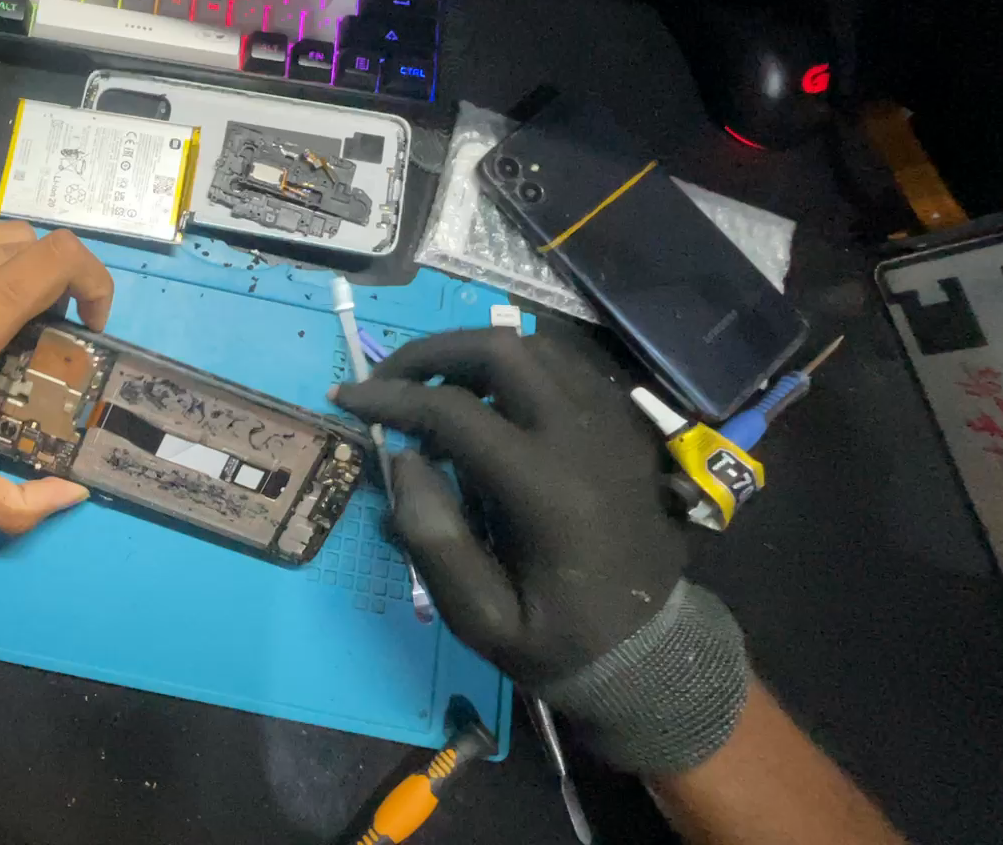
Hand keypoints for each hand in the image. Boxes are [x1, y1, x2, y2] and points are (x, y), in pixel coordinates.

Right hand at [335, 328, 750, 774]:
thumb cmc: (558, 640)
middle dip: (428, 355)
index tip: (346, 400)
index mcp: (547, 489)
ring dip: (470, 356)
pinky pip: (561, 366)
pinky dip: (511, 368)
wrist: (655, 654)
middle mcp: (583, 439)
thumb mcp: (480, 618)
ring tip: (432, 392)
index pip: (453, 411)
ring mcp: (611, 425)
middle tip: (387, 381)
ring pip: (533, 347)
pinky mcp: (622, 426)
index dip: (389, 397)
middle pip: (499, 352)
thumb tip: (403, 458)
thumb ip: (433, 538)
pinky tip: (485, 402)